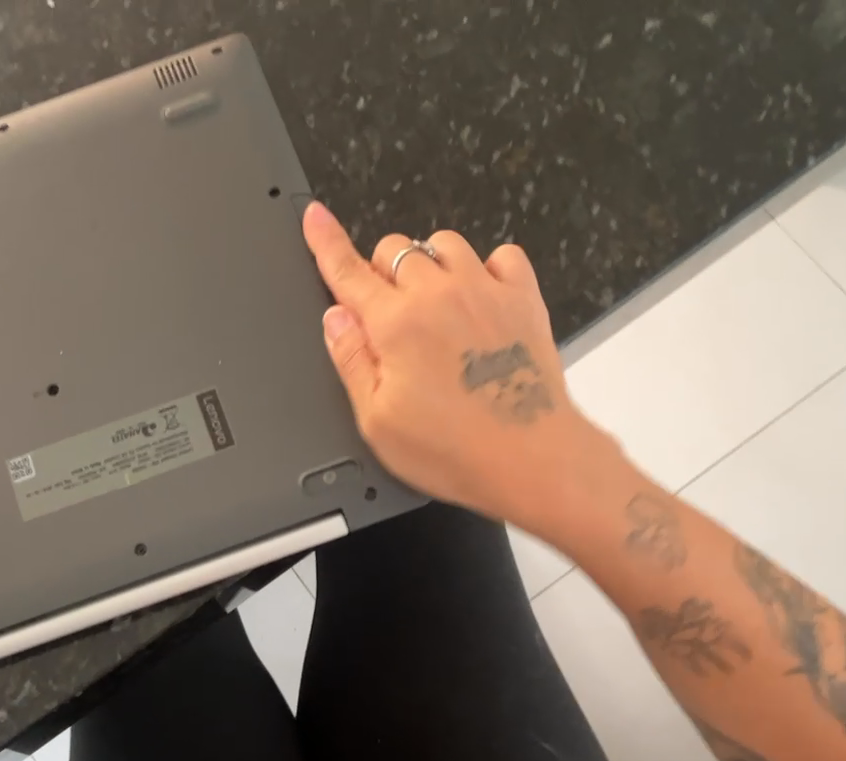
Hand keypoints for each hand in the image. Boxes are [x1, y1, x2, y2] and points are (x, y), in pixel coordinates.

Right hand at [301, 202, 622, 530]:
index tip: (315, 217)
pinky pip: (500, 255)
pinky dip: (483, 268)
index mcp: (395, 324)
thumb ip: (351, 361)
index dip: (325, 241)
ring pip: (442, 244)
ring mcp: (484, 290)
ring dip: (427, 266)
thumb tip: (336, 318)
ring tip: (431, 308)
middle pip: (393, 250)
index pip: (347, 270)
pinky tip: (478, 300)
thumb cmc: (455, 449)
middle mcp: (439, 294)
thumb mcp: (377, 421)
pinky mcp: (522, 299)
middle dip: (380, 274)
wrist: (530, 458)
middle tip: (386, 317)